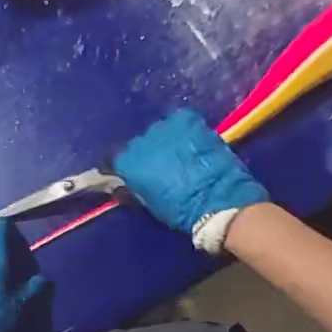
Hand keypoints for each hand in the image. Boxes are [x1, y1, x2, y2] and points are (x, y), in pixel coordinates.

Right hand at [112, 108, 269, 250]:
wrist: (219, 201)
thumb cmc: (179, 210)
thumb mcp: (148, 204)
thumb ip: (130, 191)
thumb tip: (119, 187)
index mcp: (128, 162)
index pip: (111, 158)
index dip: (118, 166)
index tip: (126, 174)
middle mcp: (142, 140)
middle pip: (137, 144)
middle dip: (145, 154)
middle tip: (158, 168)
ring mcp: (166, 127)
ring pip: (158, 132)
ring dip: (164, 142)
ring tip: (178, 155)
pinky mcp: (189, 121)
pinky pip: (180, 122)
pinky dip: (183, 130)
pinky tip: (191, 143)